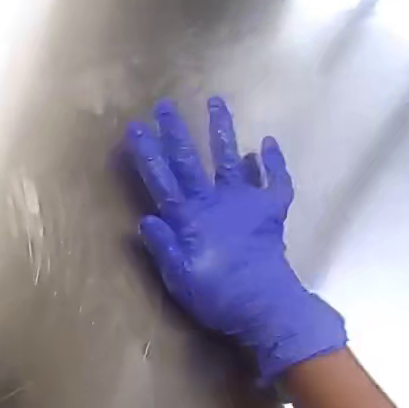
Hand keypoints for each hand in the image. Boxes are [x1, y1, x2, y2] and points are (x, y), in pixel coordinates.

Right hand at [126, 96, 345, 382]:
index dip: (147, 155)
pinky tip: (266, 144)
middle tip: (164, 105)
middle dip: (175, 133)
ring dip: (222, 131)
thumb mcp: (178, 278)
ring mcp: (245, 202)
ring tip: (216, 101)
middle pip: (190, 161)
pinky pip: (274, 180)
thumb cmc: (216, 297)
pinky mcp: (271, 210)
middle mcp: (214, 202)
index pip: (161, 180)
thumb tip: (145, 220)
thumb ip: (162, 247)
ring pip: (231, 159)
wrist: (266, 306)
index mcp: (188, 219)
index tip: (134, 130)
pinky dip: (272, 162)